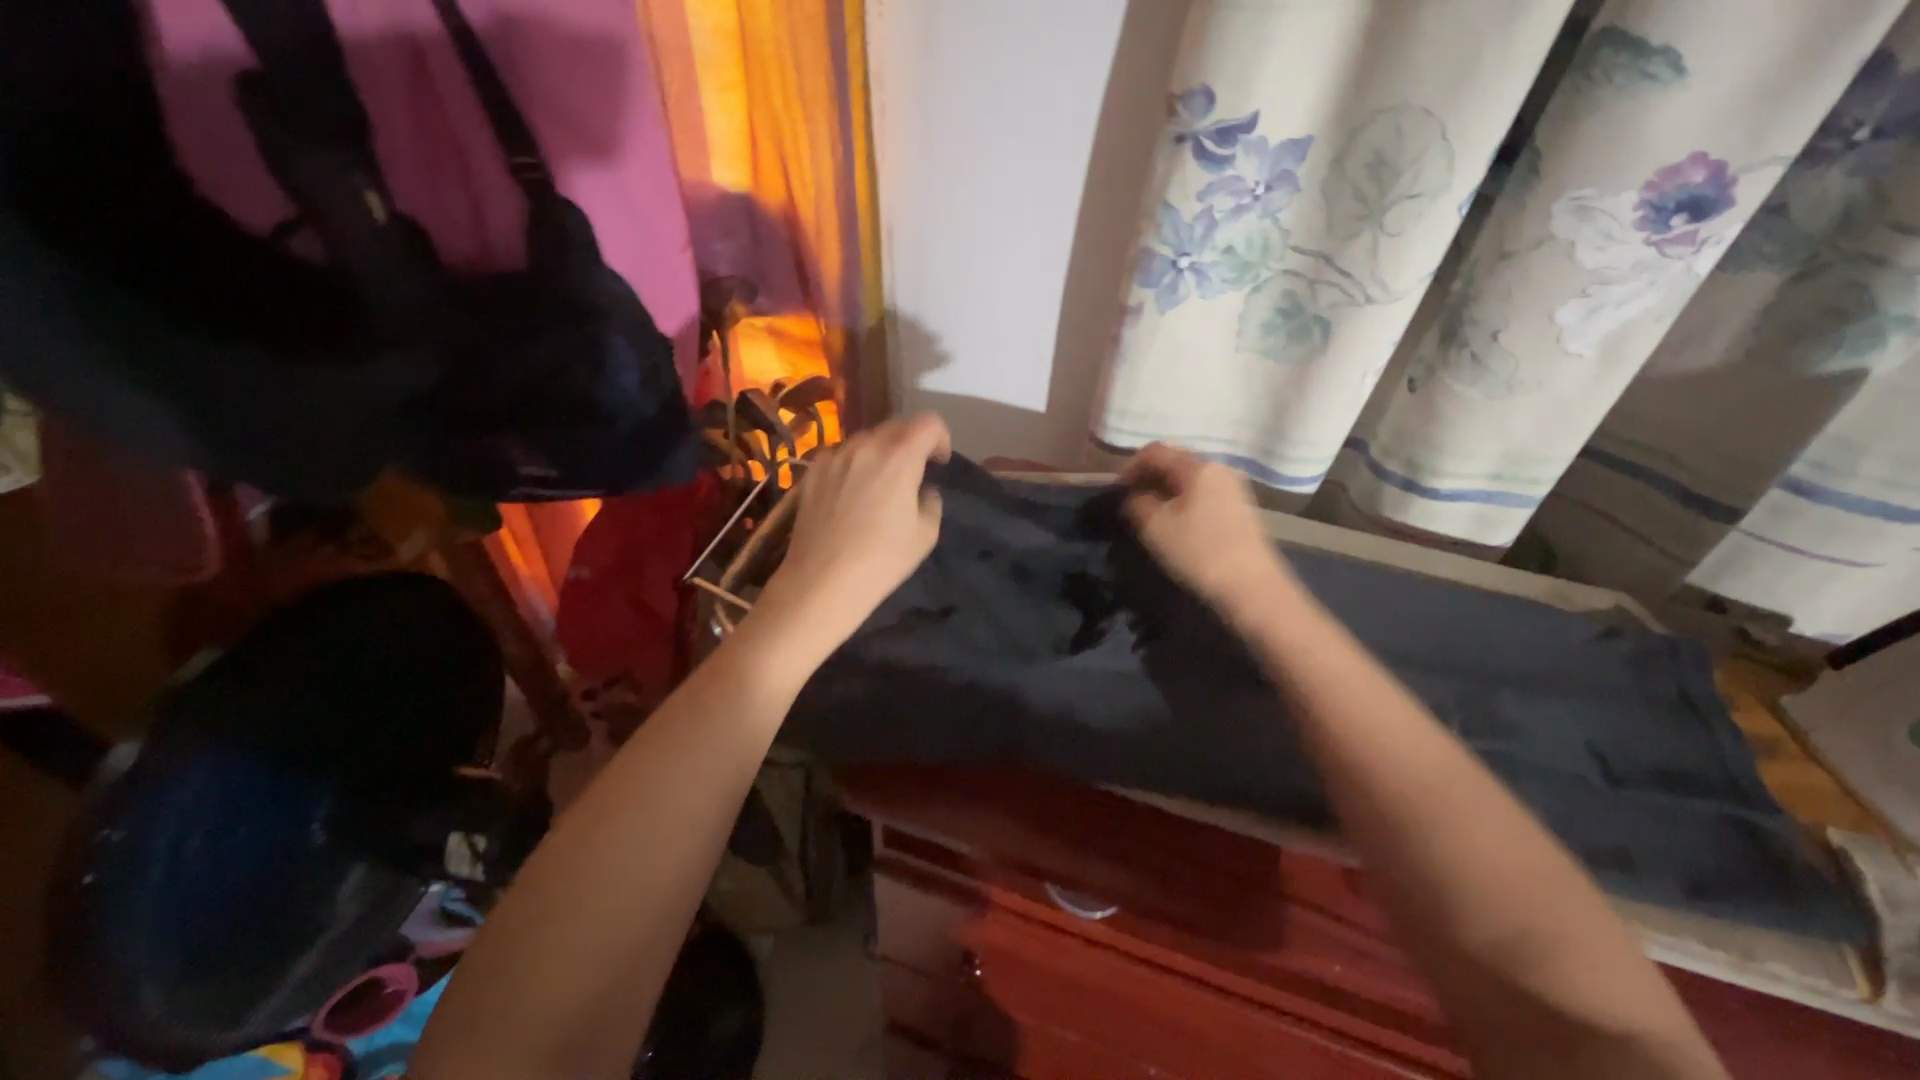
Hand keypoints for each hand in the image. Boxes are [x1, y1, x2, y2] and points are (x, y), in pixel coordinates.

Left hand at [752, 412, 950, 657]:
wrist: (821, 581)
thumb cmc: (881, 561)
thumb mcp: (925, 535)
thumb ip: (930, 501)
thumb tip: (921, 490)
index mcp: (900, 457)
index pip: (929, 422)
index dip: (940, 438)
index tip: (938, 463)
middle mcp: (865, 446)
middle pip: (896, 426)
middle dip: (911, 443)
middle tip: (913, 473)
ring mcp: (834, 456)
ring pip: (866, 440)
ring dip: (881, 453)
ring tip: (880, 485)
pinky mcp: (812, 472)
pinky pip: (841, 456)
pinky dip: (854, 465)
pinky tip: (851, 495)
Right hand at [1122, 443, 1300, 621]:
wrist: (1251, 585)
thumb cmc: (1199, 551)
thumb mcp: (1156, 527)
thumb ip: (1138, 503)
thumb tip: (1134, 496)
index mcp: (1198, 466)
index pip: (1156, 451)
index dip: (1130, 466)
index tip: (1116, 491)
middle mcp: (1219, 468)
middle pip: (1175, 461)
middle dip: (1149, 477)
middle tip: (1130, 501)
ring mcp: (1234, 487)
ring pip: (1190, 478)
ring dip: (1166, 490)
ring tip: (1150, 514)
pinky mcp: (1240, 506)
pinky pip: (1204, 493)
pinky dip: (1184, 500)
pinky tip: (1176, 522)